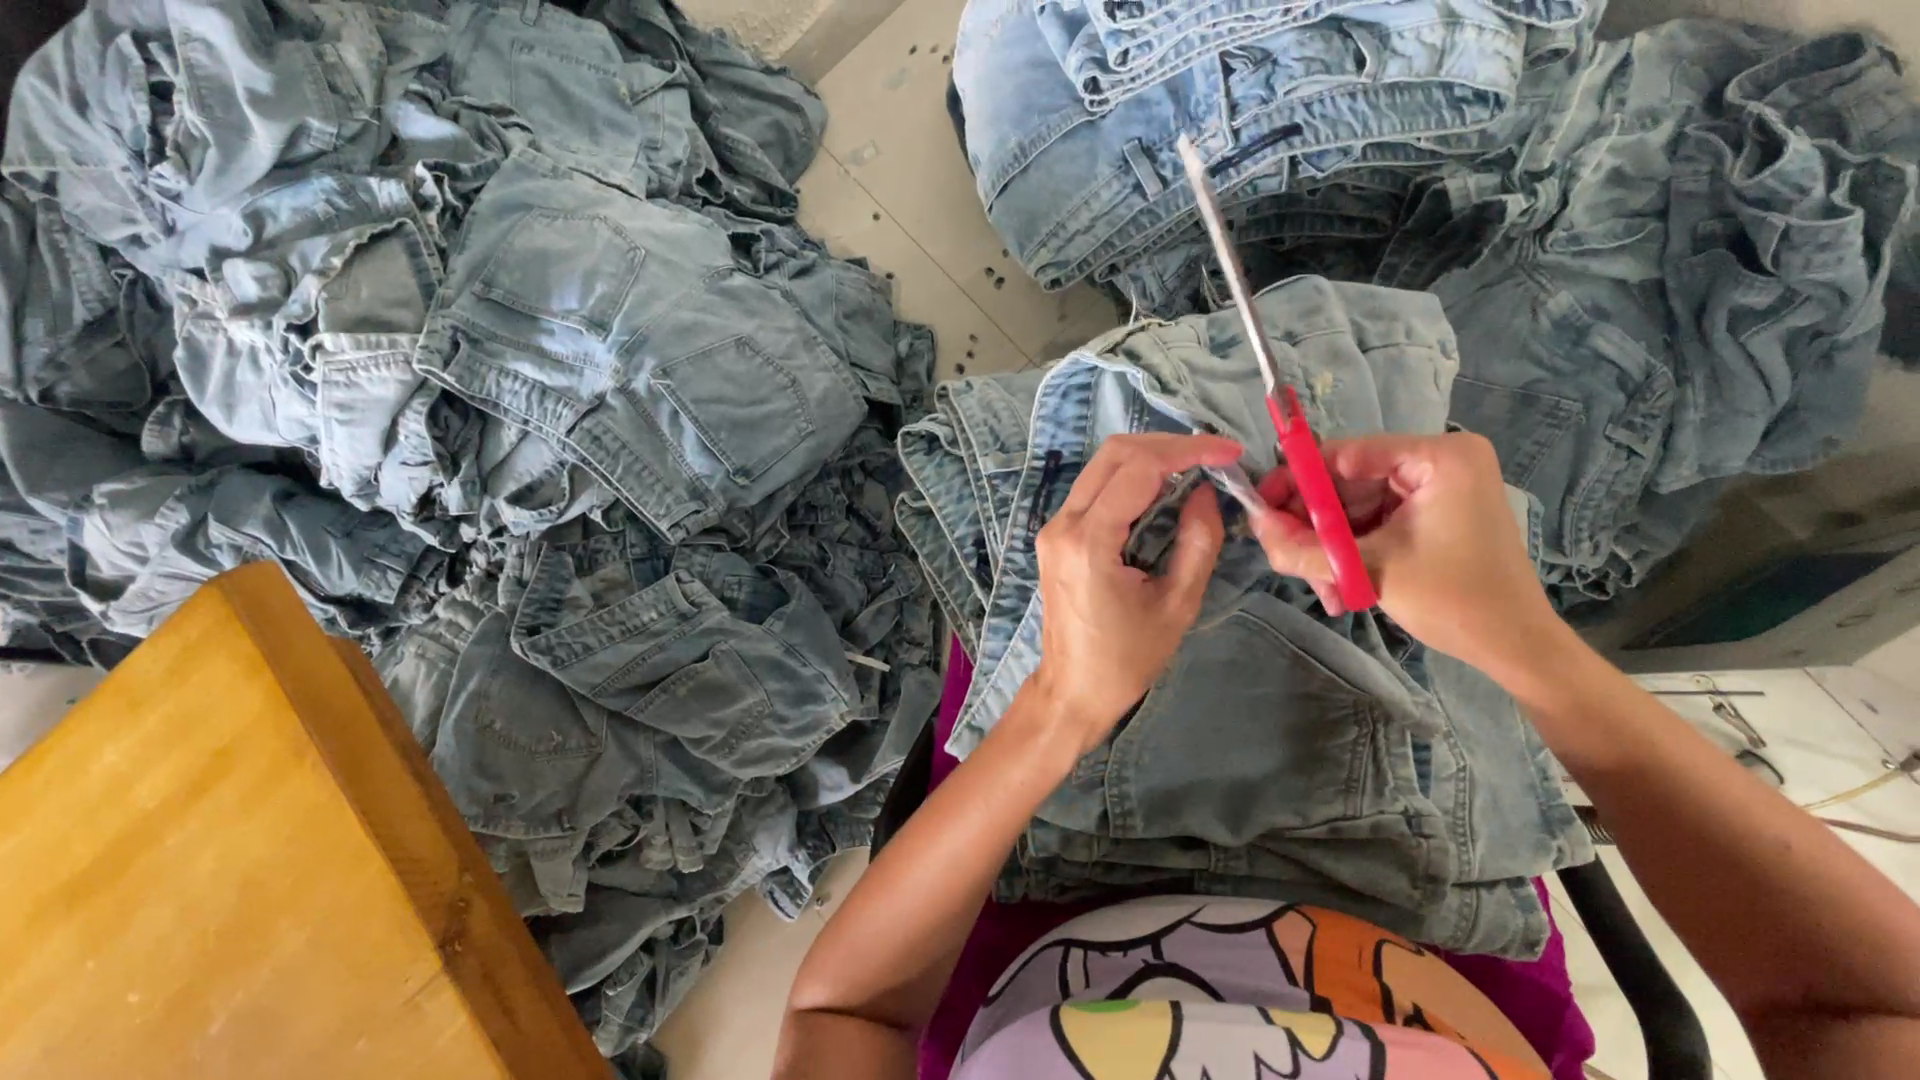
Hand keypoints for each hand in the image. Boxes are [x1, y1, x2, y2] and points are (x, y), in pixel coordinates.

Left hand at [1028, 433, 1240, 752]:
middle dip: (1169, 445)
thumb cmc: (1127, 658)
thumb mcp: (1177, 604)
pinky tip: (1164, 490)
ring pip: (1101, 466)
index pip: (1139, 468)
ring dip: (1150, 458)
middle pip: (1114, 454)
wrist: (1073, 689)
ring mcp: (1053, 528)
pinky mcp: (1056, 535)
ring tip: (1197, 468)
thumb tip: (1207, 492)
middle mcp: (1063, 525)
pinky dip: (1131, 479)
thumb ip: (1197, 542)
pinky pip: (1095, 488)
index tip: (1230, 453)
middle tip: (1214, 455)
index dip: (1188, 451)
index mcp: (1089, 542)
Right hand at [1248, 433, 1571, 677]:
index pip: (1345, 453)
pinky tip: (1337, 585)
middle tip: (1281, 552)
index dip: (1296, 479)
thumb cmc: (1453, 599)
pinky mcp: (1433, 514)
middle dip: (1312, 523)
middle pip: (1348, 481)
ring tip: (1316, 584)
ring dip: (1328, 544)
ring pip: (1355, 506)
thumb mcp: (1368, 569)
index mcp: (1438, 457)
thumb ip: (1303, 546)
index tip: (1260, 507)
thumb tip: (1254, 525)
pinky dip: (1351, 550)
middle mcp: (1439, 461)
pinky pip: (1375, 522)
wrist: (1514, 646)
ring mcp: (1437, 488)